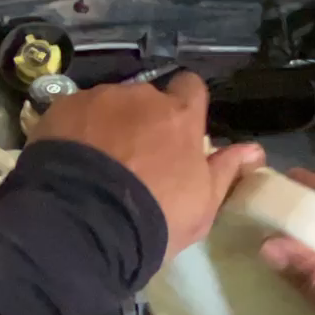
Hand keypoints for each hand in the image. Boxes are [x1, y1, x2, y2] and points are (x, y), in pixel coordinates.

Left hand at [29, 72, 263, 259]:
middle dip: (140, 122)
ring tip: (95, 166)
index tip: (177, 131)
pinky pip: (73, 115)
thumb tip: (253, 150)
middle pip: (145, 101)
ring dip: (106, 127)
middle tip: (131, 161)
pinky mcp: (61, 109)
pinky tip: (67, 163)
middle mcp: (141, 98)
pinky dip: (74, 132)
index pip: (191, 89)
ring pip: (107, 106)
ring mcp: (98, 99)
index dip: (184, 107)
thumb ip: (225, 172)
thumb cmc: (155, 218)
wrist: (86, 224)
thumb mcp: (202, 206)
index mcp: (181, 117)